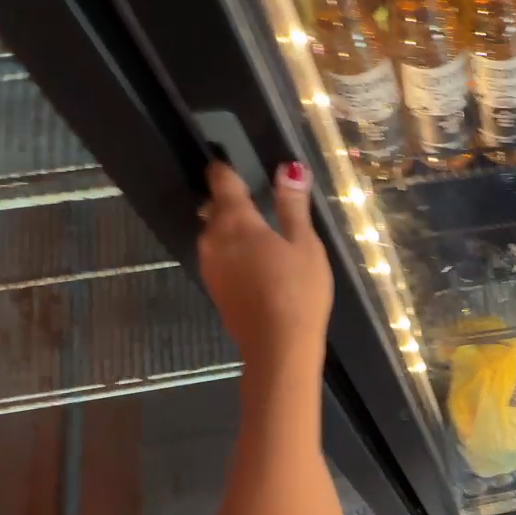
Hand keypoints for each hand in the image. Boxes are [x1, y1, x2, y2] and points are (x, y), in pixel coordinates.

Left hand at [197, 161, 333, 380]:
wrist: (278, 346)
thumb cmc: (298, 292)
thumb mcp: (306, 246)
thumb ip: (294, 206)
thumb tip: (289, 168)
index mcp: (235, 219)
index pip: (221, 179)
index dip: (229, 171)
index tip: (242, 170)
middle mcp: (212, 237)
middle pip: (217, 209)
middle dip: (235, 206)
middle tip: (264, 212)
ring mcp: (209, 265)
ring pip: (217, 236)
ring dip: (236, 235)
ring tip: (265, 245)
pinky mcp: (214, 289)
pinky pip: (221, 261)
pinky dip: (236, 258)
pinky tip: (259, 272)